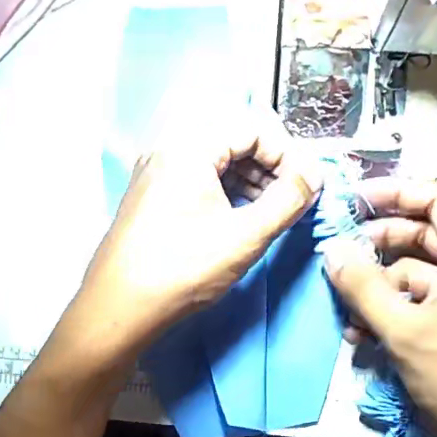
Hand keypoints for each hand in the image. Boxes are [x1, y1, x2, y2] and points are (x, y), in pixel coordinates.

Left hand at [57, 120, 321, 374]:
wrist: (121, 309)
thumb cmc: (184, 268)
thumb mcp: (247, 235)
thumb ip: (288, 200)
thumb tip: (315, 177)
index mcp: (188, 147)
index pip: (252, 128)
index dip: (287, 154)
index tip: (307, 185)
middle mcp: (168, 150)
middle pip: (234, 140)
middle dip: (272, 166)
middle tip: (295, 198)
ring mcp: (158, 174)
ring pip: (218, 161)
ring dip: (253, 180)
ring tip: (276, 212)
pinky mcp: (155, 198)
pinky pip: (202, 179)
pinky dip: (230, 192)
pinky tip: (246, 219)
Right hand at [322, 180, 436, 436]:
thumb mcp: (404, 330)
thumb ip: (364, 287)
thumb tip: (330, 250)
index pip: (436, 197)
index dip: (393, 191)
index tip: (351, 202)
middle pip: (424, 233)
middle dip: (378, 243)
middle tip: (338, 254)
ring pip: (419, 271)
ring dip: (380, 285)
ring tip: (344, 307)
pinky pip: (424, 300)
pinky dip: (395, 309)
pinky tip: (362, 333)